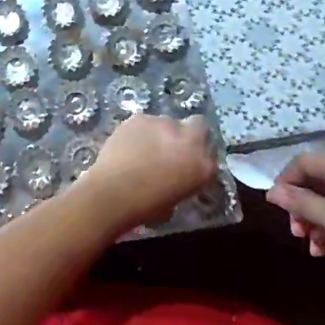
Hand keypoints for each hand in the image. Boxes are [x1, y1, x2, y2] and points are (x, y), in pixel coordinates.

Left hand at [79, 114, 217, 230]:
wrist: (114, 191)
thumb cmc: (145, 206)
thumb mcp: (175, 199)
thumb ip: (182, 181)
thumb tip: (174, 176)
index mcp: (203, 167)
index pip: (210, 157)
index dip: (198, 158)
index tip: (187, 163)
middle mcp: (189, 141)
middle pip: (199, 125)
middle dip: (190, 132)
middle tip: (173, 145)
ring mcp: (164, 124)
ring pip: (168, 121)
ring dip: (161, 131)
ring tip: (143, 146)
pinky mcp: (140, 117)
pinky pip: (144, 121)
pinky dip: (140, 130)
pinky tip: (128, 142)